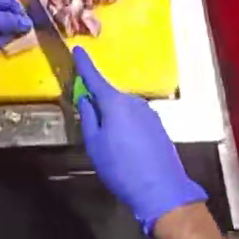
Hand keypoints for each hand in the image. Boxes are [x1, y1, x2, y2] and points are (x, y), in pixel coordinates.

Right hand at [74, 46, 205, 232]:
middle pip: (110, 96)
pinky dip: (127, 126)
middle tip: (90, 124)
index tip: (77, 49)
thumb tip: (86, 98)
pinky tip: (126, 148)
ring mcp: (149, 113)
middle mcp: (133, 101)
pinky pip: (136, 119)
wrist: (161, 189)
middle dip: (99, 103)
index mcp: (115, 102)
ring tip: (110, 144)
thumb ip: (88, 117)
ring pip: (123, 108)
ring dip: (114, 117)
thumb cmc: (120, 167)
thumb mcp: (94, 144)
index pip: (95, 78)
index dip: (84, 64)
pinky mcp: (158, 126)